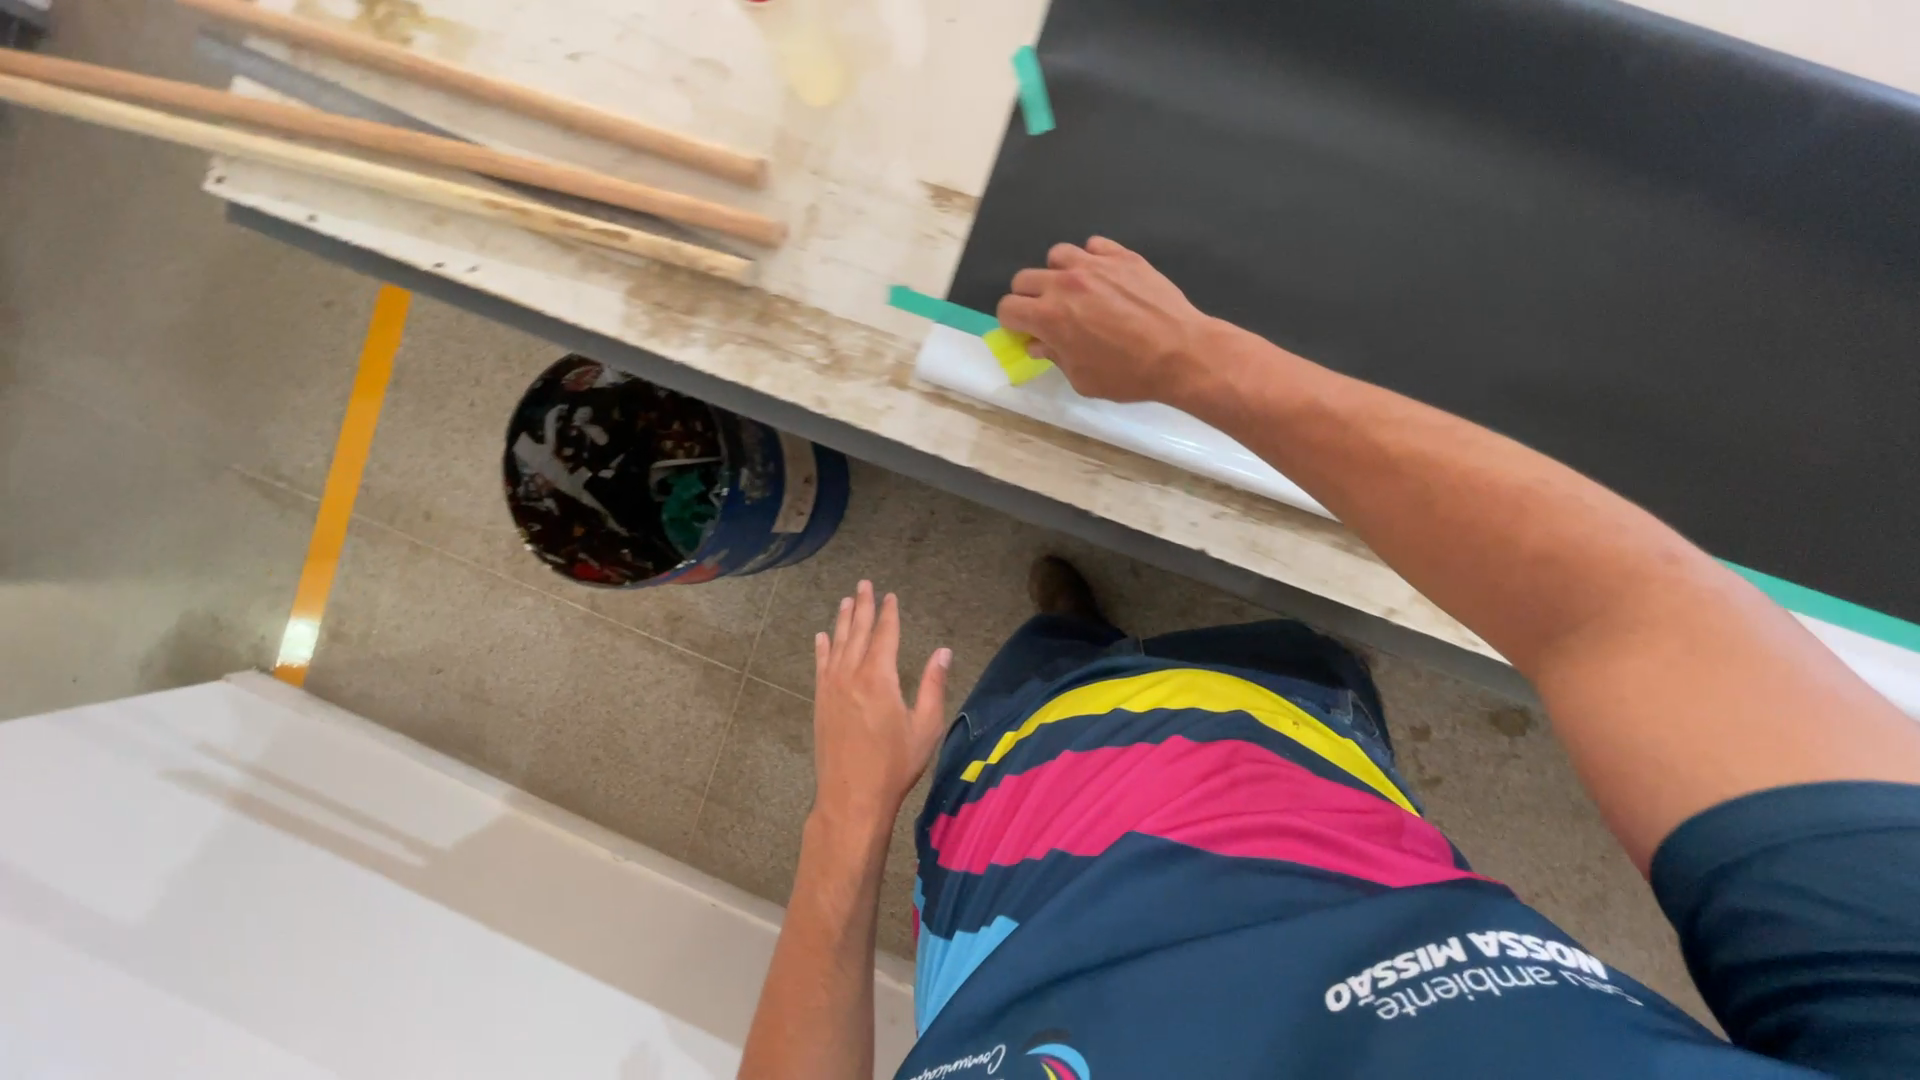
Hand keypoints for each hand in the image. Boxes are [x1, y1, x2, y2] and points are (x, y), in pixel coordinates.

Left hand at [811, 580, 950, 831]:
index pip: (885, 635)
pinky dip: (822, 648)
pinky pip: (821, 666)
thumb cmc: (895, 765)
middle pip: (858, 632)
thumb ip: (933, 685)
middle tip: (864, 584)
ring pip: (837, 644)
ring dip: (843, 621)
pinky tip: (822, 637)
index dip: (888, 614)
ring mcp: (831, 688)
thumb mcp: (926, 727)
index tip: (890, 595)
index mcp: (879, 678)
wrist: (852, 797)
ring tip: (846, 600)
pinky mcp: (820, 703)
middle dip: (863, 606)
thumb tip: (943, 651)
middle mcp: (851, 675)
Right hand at [996, 236, 1232, 406]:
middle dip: (1028, 299)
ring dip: (1057, 274)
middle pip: (1024, 279)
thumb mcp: (1082, 379)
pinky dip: (1090, 260)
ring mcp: (1095, 265)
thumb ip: (1055, 357)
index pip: (1008, 309)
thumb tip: (1040, 344)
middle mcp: (1065, 284)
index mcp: (1049, 318)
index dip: (1012, 323)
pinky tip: (1103, 279)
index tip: (1025, 332)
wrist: (1180, 353)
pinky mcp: (1122, 256)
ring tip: (1075, 292)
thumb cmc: (1129, 375)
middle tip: (1047, 315)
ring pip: (1057, 255)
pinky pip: (1093, 246)